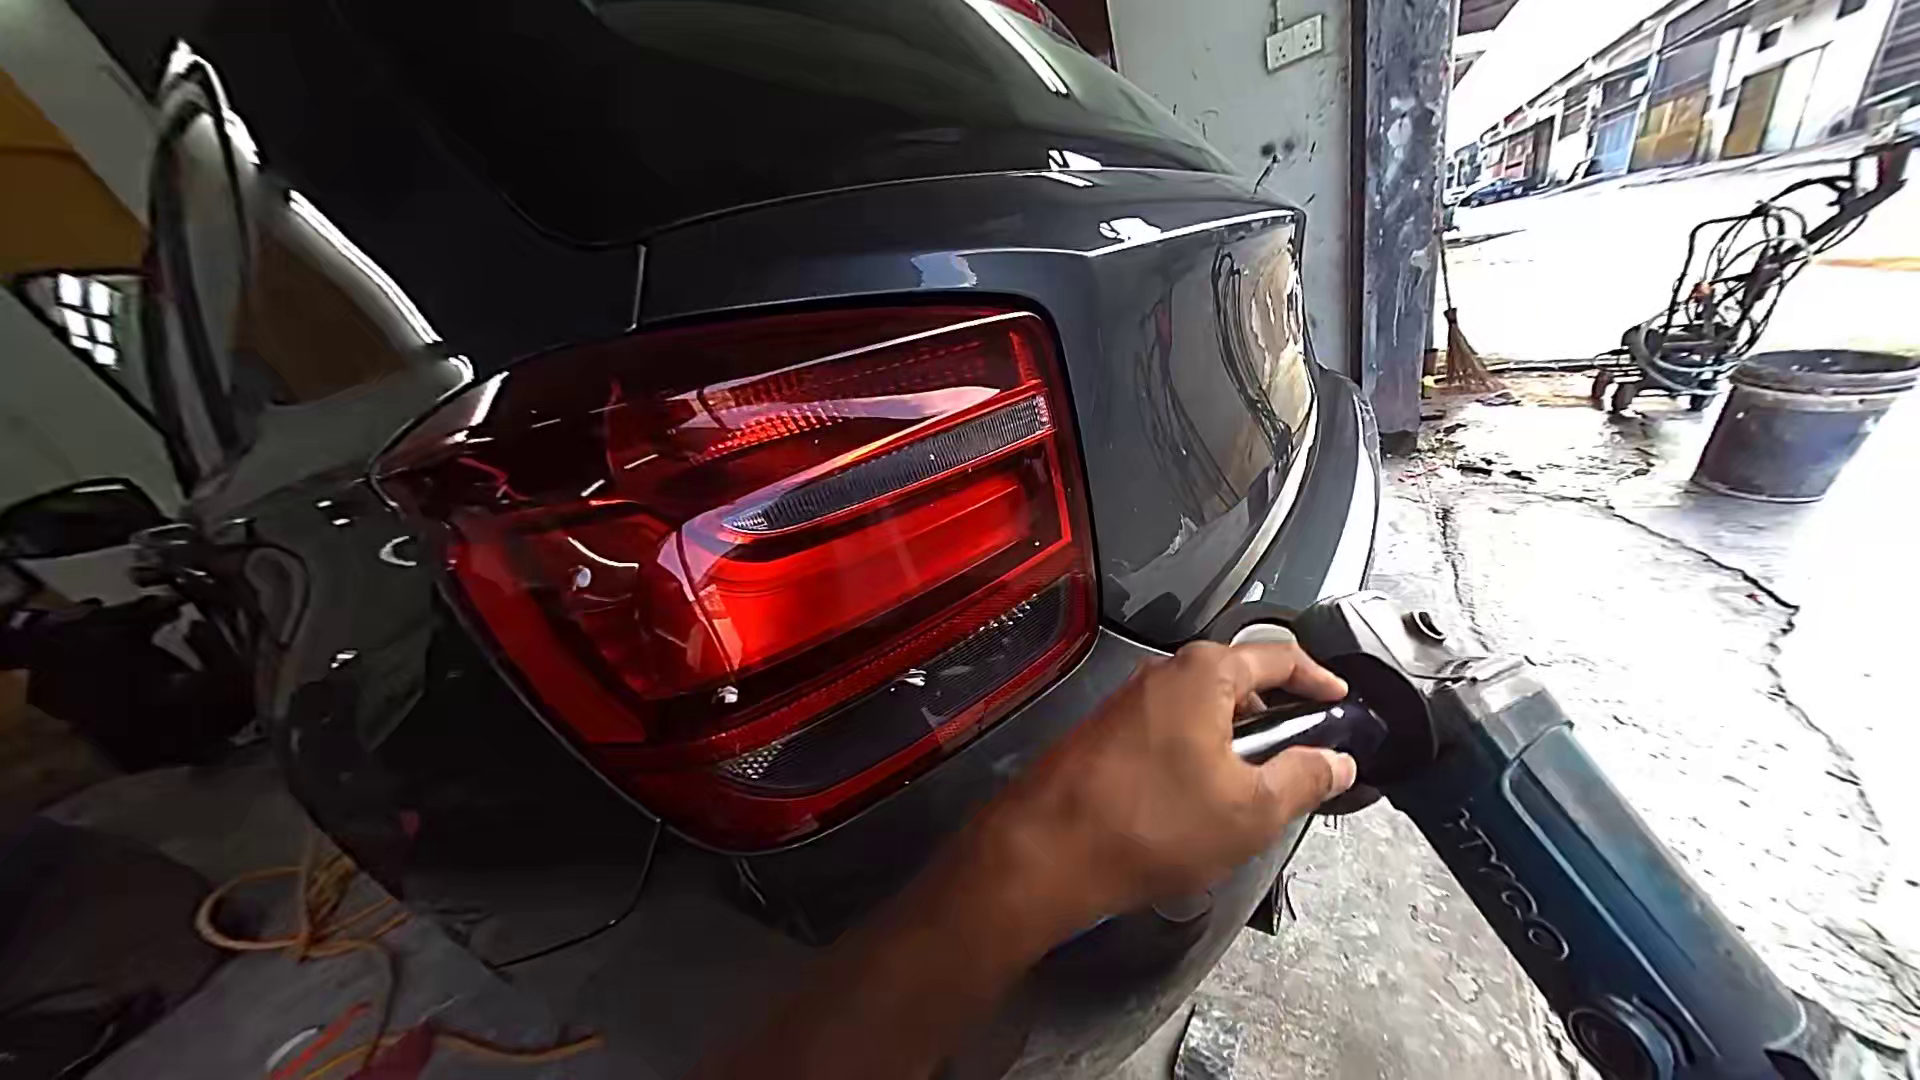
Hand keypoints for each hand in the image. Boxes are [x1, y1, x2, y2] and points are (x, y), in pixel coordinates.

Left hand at [971, 639, 1357, 929]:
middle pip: (1238, 679)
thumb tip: (1336, 760)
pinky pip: (1172, 724)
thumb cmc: (1157, 819)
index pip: (1278, 656)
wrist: (1054, 843)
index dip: (1318, 678)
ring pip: (1203, 706)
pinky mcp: (1111, 726)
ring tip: (1256, 786)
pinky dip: (1201, 746)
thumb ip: (1304, 777)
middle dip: (1276, 714)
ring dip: (1236, 737)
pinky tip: (1203, 792)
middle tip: (1302, 756)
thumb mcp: (1251, 807)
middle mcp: (1163, 671)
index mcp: (1202, 673)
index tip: (1341, 701)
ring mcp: (1131, 697)